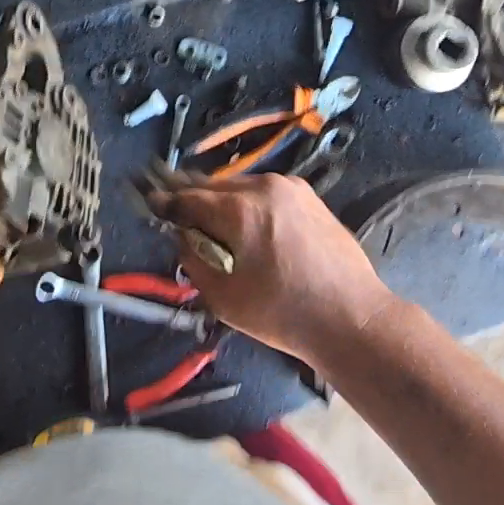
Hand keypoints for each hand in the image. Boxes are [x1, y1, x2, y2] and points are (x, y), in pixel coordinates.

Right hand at [159, 173, 394, 363]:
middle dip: (193, 199)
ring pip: (240, 186)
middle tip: (178, 214)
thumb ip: (193, 261)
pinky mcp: (308, 195)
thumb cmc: (284, 314)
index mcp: (239, 210)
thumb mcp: (224, 298)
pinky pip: (265, 192)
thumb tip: (180, 238)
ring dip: (221, 200)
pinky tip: (249, 227)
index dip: (166, 203)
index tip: (151, 203)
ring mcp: (290, 187)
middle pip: (213, 186)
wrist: (352, 318)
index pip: (188, 199)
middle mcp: (263, 187)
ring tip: (214, 224)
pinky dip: (248, 203)